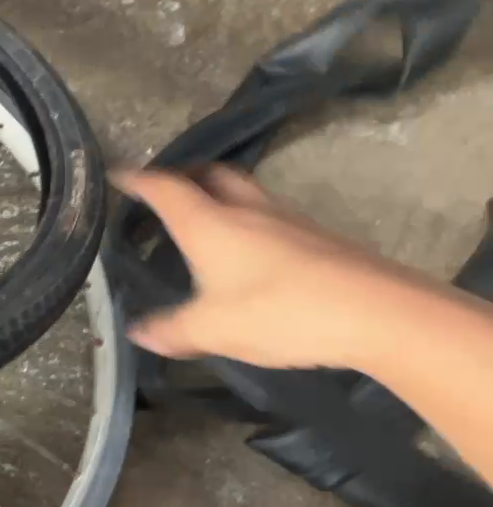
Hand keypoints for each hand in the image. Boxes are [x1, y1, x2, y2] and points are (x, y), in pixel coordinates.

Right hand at [117, 166, 437, 368]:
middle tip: (165, 187)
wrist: (389, 317)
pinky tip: (248, 252)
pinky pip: (274, 219)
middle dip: (185, 175)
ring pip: (247, 194)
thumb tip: (138, 333)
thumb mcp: (211, 329)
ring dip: (221, 197)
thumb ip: (170, 330)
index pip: (164, 189)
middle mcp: (247, 213)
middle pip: (213, 175)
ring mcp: (291, 224)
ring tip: (202, 218)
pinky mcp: (323, 242)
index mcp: (209, 225)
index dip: (137, 179)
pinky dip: (250, 222)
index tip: (116, 173)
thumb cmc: (282, 312)